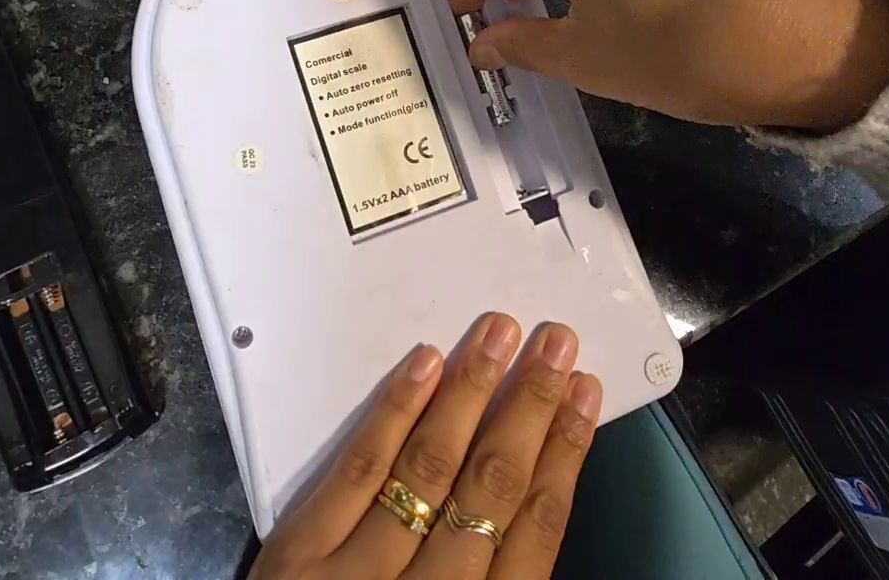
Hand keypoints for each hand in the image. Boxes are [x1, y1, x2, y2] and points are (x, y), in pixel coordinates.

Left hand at [250, 314, 601, 579]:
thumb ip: (497, 573)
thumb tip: (538, 484)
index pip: (537, 527)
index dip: (565, 452)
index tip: (585, 390)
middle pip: (490, 486)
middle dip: (528, 406)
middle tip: (556, 341)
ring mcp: (360, 571)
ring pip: (430, 465)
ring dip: (470, 391)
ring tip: (499, 333)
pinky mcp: (302, 552)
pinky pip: (360, 469)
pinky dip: (396, 412)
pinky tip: (426, 363)